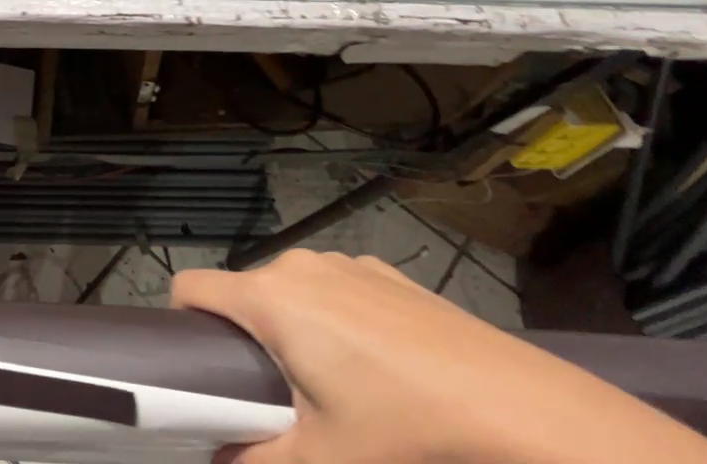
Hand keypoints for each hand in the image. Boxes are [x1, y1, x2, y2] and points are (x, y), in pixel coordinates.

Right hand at [172, 250, 706, 463]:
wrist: (526, 411)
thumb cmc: (407, 430)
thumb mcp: (323, 461)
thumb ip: (254, 462)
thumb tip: (219, 458)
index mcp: (270, 299)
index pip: (191, 287)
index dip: (181, 323)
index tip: (197, 365)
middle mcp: (300, 266)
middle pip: (244, 292)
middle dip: (246, 337)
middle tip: (275, 393)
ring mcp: (347, 263)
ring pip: (290, 288)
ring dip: (291, 325)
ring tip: (331, 381)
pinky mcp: (387, 273)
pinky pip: (334, 287)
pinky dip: (334, 316)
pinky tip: (379, 364)